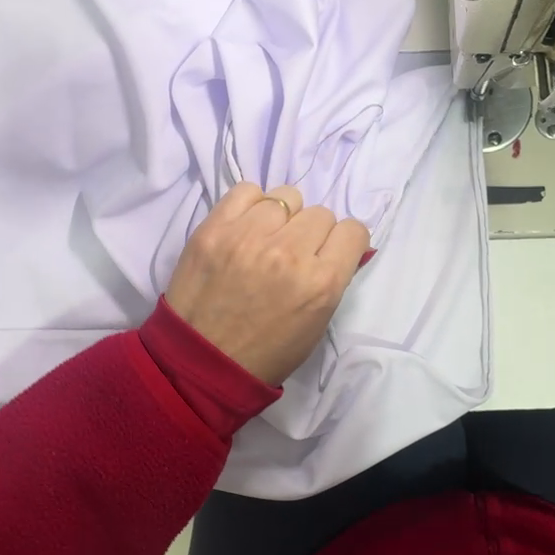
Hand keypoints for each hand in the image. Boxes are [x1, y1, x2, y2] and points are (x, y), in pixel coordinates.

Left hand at [164, 183, 371, 385]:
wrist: (201, 363)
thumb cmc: (268, 351)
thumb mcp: (317, 322)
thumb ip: (332, 279)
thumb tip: (341, 246)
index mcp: (322, 282)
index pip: (353, 231)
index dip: (344, 242)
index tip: (330, 253)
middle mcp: (290, 253)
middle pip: (320, 213)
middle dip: (312, 234)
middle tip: (293, 255)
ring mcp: (248, 237)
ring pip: (286, 197)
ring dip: (283, 217)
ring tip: (266, 240)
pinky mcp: (214, 229)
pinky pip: (247, 190)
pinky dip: (252, 205)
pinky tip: (246, 228)